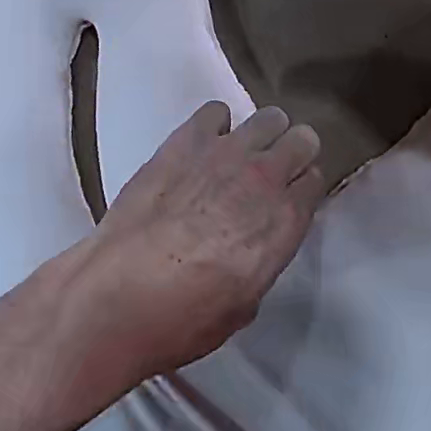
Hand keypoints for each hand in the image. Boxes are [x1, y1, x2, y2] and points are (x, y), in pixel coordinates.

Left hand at [83, 102, 324, 379]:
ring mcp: (227, 152)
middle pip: (304, 139)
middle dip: (293, 153)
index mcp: (286, 220)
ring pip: (269, 118)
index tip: (290, 198)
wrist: (114, 297)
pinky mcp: (187, 139)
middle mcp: (266, 177)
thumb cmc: (182, 318)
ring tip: (238, 156)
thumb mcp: (245, 304)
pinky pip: (216, 112)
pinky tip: (199, 148)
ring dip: (261, 135)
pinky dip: (214, 126)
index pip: (315, 181)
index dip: (303, 189)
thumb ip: (265, 258)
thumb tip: (259, 241)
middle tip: (271, 173)